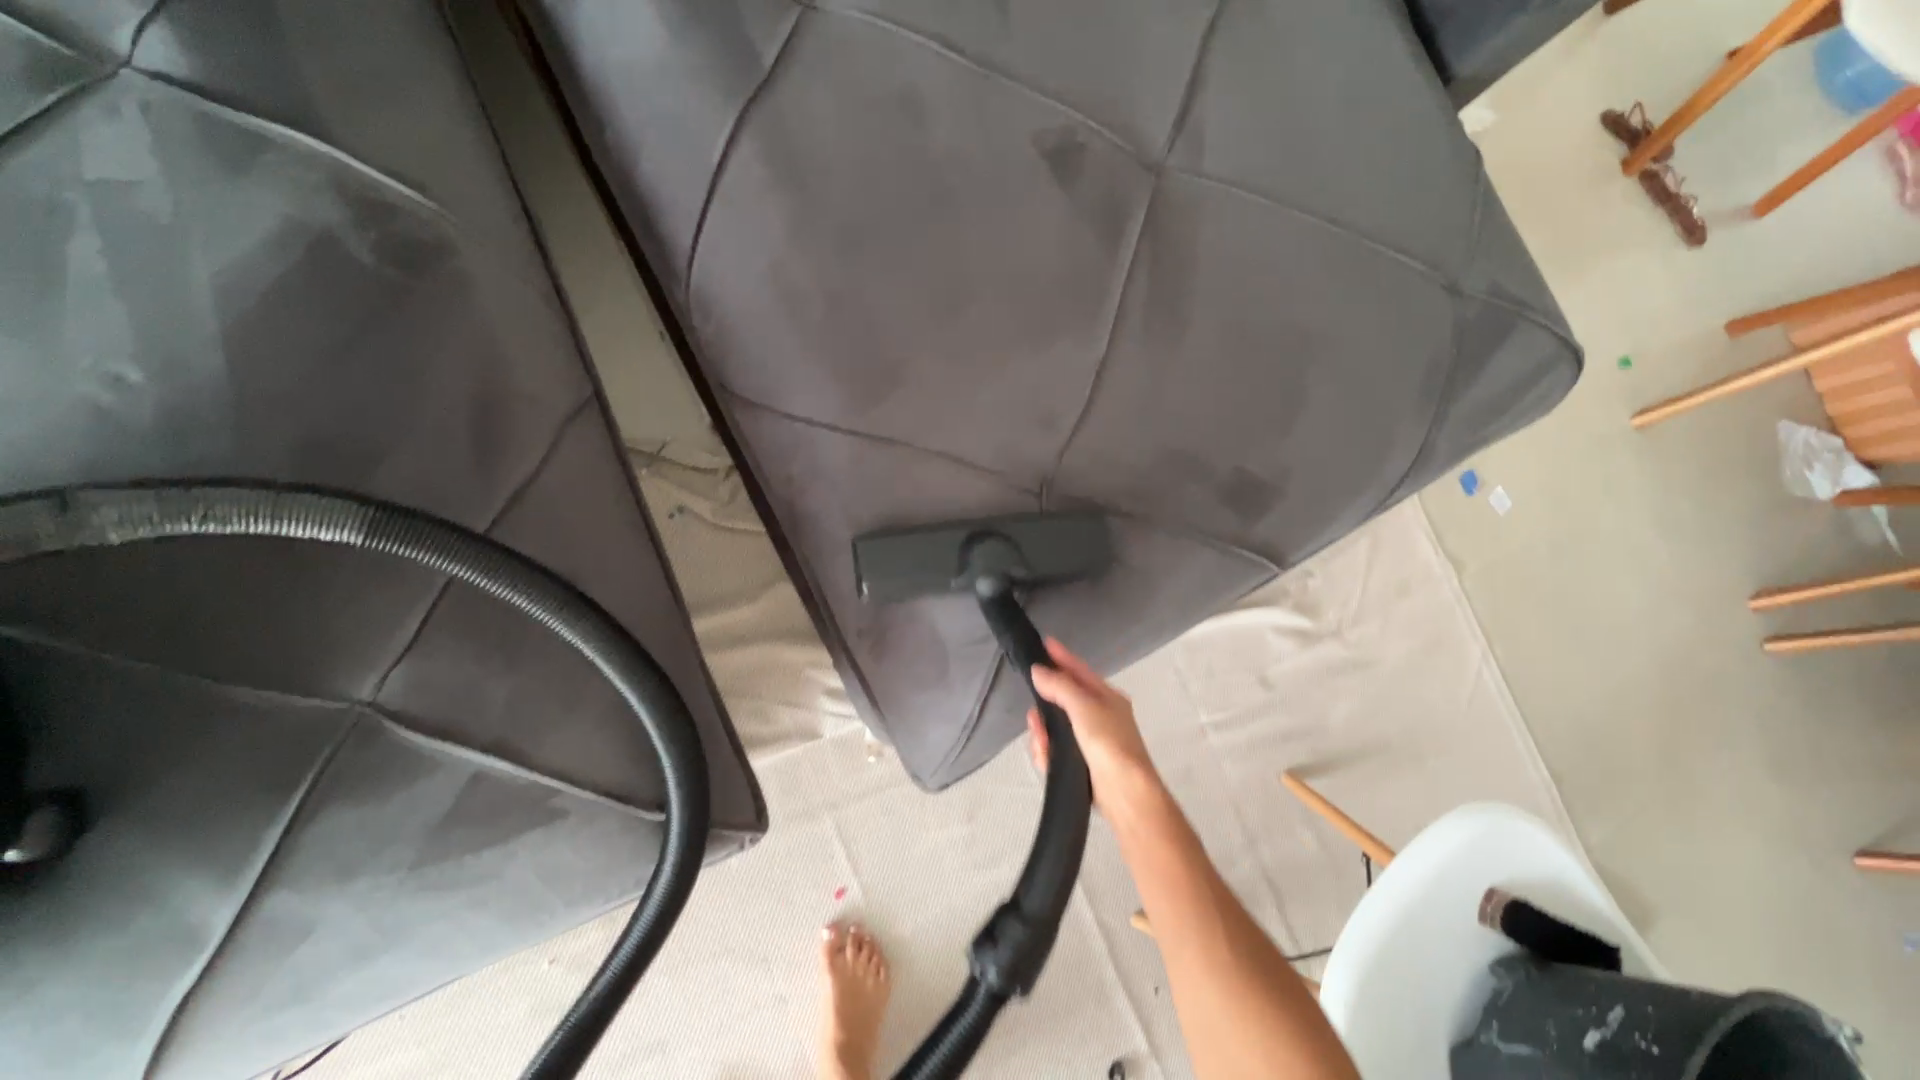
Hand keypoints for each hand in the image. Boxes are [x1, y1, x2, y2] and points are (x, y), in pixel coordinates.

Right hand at [1025, 638, 1162, 814]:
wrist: (1125, 792)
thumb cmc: (1108, 742)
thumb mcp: (1084, 707)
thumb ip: (1060, 686)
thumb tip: (1038, 670)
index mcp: (1107, 697)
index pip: (1079, 671)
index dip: (1061, 657)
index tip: (1042, 643)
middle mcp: (1099, 716)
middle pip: (1062, 702)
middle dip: (1045, 710)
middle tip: (1034, 716)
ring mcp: (1091, 741)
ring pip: (1055, 729)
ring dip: (1044, 735)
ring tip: (1041, 742)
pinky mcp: (1082, 764)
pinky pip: (1056, 751)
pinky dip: (1048, 754)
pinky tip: (1046, 758)